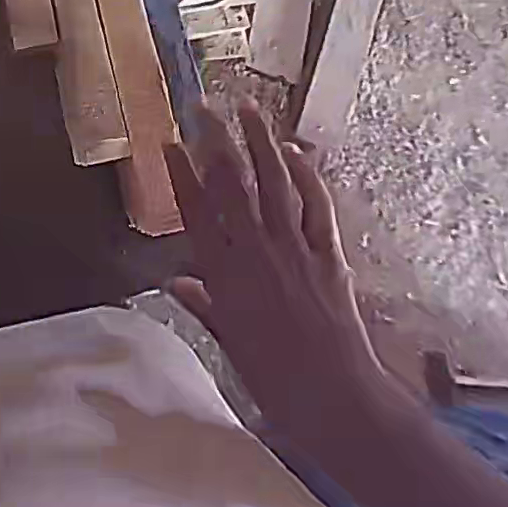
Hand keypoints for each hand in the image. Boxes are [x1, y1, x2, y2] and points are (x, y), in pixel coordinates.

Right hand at [165, 102, 507, 506]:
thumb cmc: (274, 376)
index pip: (194, 210)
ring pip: (272, 183)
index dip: (180, 172)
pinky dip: (305, 174)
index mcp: (222, 272)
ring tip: (247, 108)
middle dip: (214, 140)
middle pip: (230, 184)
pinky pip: (315, 205)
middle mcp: (253, 250)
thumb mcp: (228, 341)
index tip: (169, 142)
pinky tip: (294, 149)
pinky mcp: (328, 253)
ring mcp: (293, 247)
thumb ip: (202, 303)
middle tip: (203, 106)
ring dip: (259, 142)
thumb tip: (175, 281)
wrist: (338, 400)